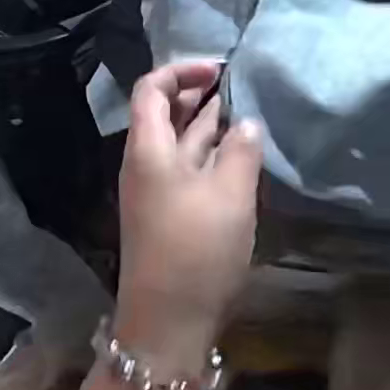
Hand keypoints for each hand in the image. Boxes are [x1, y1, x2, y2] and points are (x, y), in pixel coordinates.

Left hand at [116, 61, 261, 368]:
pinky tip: (236, 154)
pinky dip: (207, 153)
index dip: (180, 71)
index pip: (150, 90)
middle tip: (237, 86)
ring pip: (177, 142)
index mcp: (147, 149)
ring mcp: (153, 189)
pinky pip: (185, 168)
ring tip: (242, 110)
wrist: (167, 320)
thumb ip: (239, 151)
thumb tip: (245, 123)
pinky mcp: (166, 213)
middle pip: (162, 113)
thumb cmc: (196, 251)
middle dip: (196, 94)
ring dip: (205, 124)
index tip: (219, 70)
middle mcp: (144, 163)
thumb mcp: (229, 195)